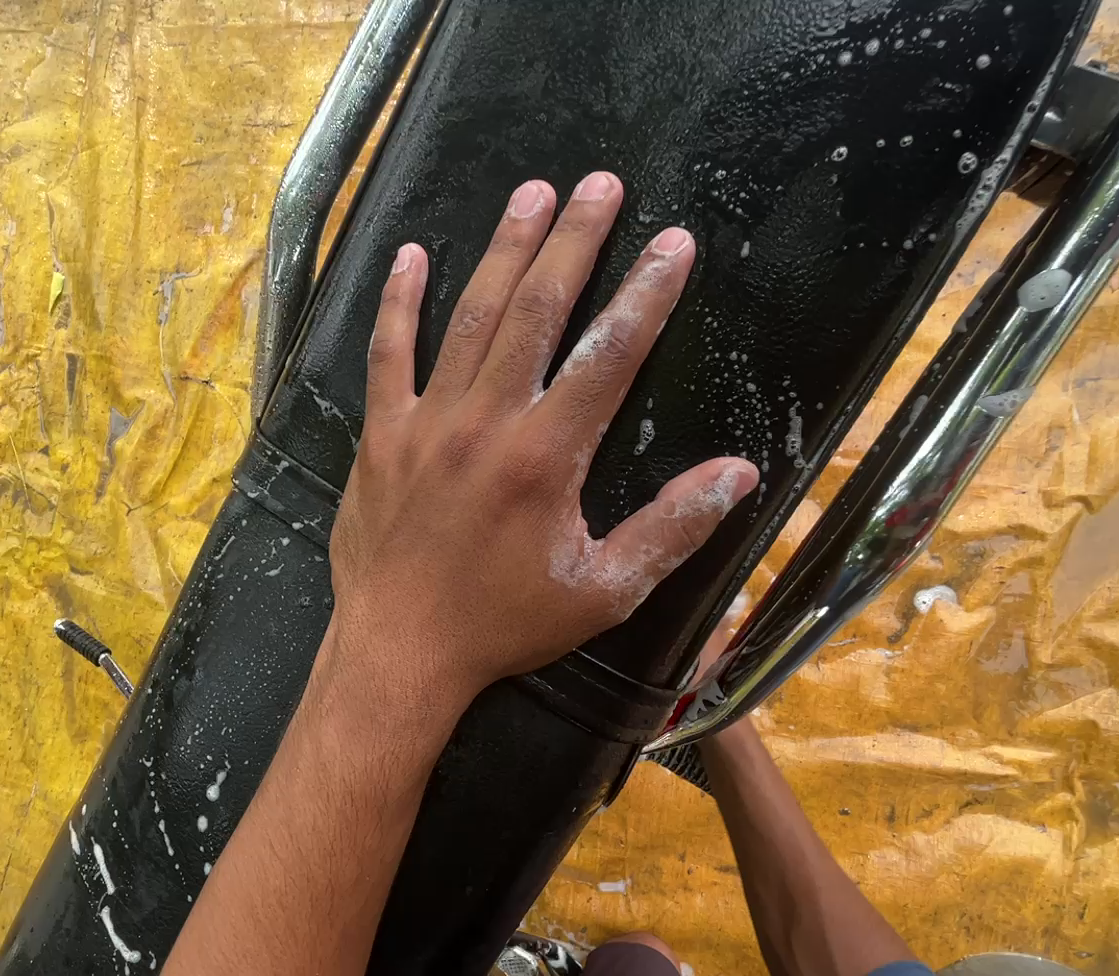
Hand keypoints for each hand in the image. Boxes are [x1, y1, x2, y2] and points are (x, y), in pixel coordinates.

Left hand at [328, 172, 759, 702]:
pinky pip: (387, 356)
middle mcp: (486, 423)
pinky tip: (409, 257)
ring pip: (469, 319)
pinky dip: (398, 304)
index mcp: (545, 457)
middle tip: (599, 185)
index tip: (671, 242)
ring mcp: (426, 423)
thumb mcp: (602, 593)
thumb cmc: (502, 626)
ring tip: (530, 195)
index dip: (646, 293)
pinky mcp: (382, 436)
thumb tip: (736, 475)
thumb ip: (670, 530)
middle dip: (573, 243)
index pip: (608, 354)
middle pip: (537, 312)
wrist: (400, 648)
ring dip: (502, 252)